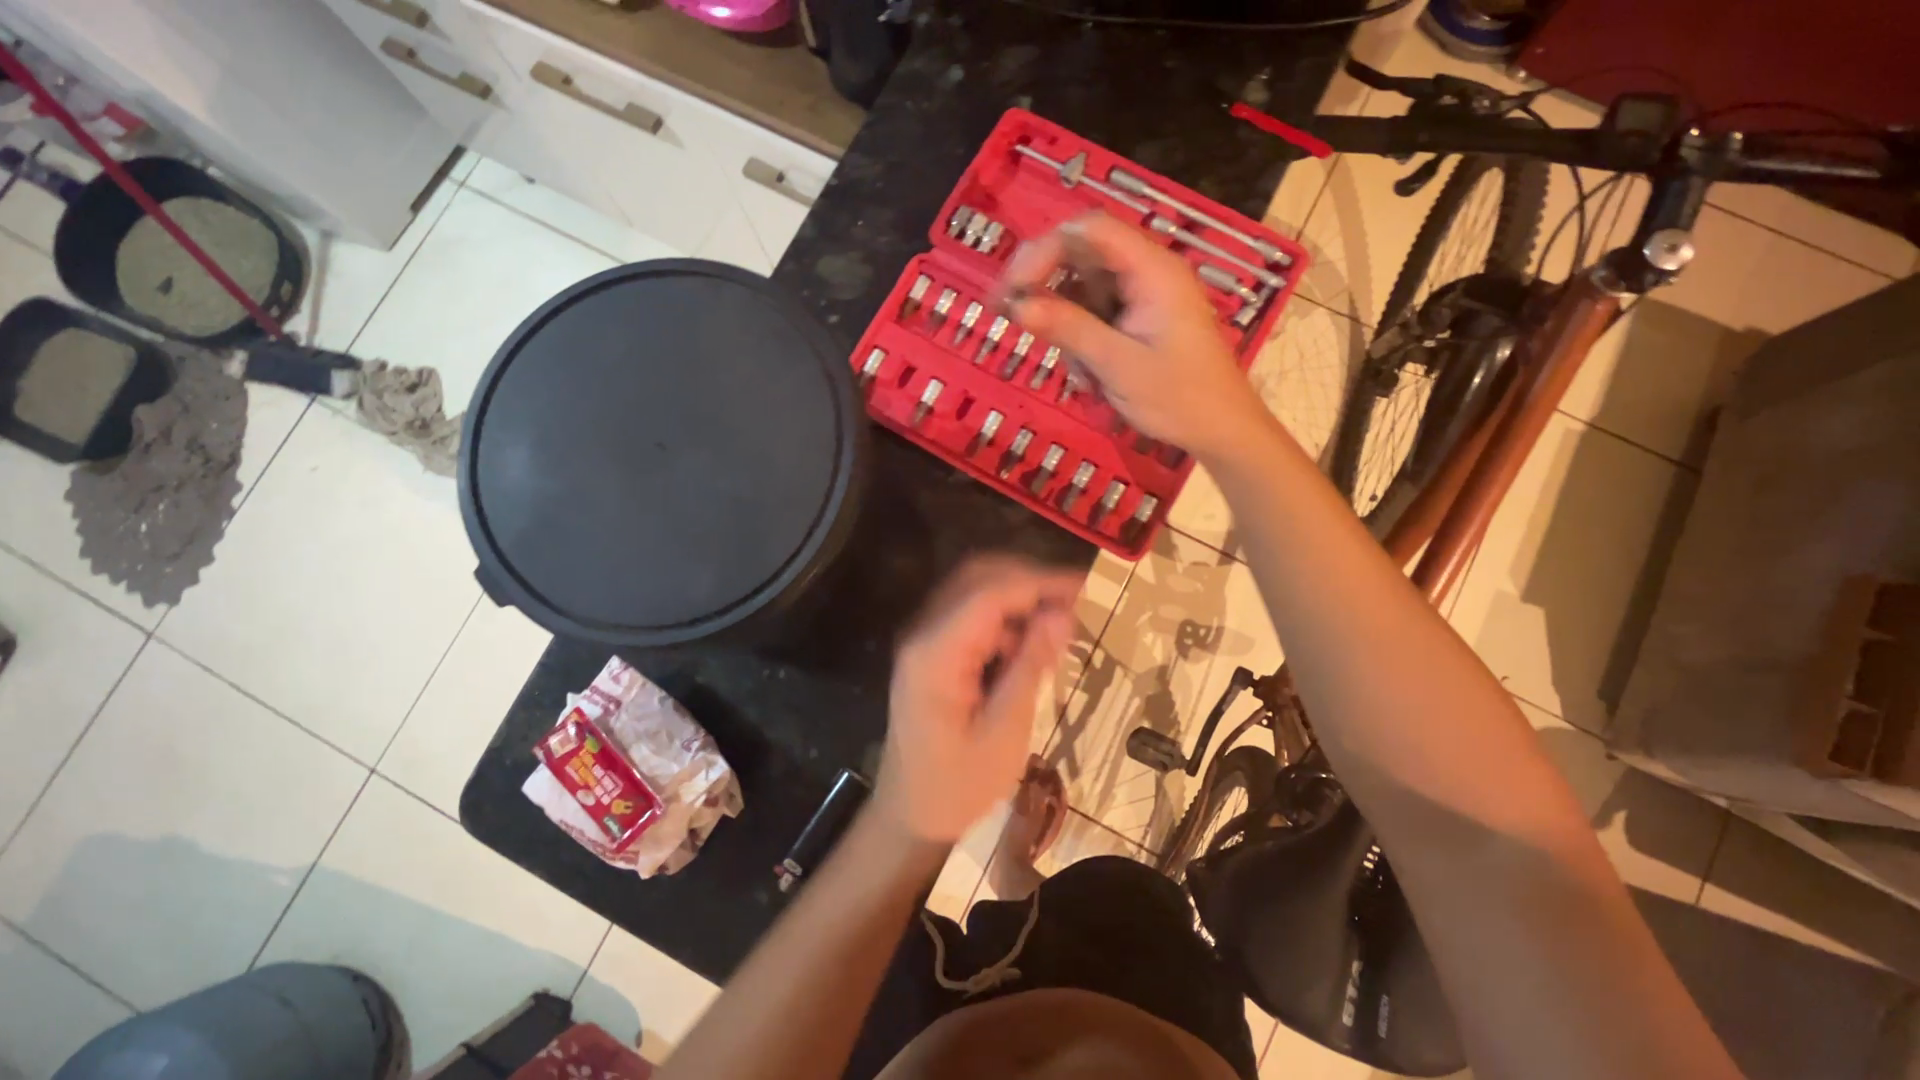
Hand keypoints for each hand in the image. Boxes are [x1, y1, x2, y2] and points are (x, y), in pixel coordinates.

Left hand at [876, 555, 1080, 843]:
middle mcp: (923, 634)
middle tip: (1077, 603)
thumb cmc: (959, 785)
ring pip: (976, 593)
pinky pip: (971, 618)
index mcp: (935, 653)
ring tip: (1061, 627)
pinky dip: (1005, 621)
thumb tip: (1063, 612)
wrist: (911, 816)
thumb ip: (1031, 665)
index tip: (1086, 588)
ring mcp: (925, 642)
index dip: (1040, 582)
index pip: (990, 592)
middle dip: (1030, 582)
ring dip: (1019, 599)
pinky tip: (1032, 647)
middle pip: (979, 579)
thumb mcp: (1005, 731)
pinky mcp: (933, 654)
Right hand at [998, 213, 1272, 459]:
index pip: (1089, 230)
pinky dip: (1079, 340)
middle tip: (1007, 314)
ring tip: (1077, 372)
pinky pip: (1093, 312)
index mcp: (1152, 269)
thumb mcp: (1118, 365)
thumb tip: (1015, 306)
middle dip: (1042, 284)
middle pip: (1080, 253)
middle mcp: (1145, 270)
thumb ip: (1069, 329)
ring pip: (1080, 286)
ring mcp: (1141, 294)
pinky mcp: (1136, 317)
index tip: (1013, 290)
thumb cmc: (1180, 398)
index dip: (1043, 250)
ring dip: (1063, 322)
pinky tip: (1090, 378)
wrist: (1222, 431)